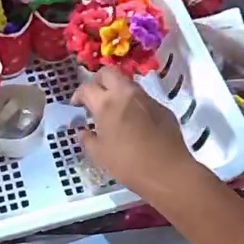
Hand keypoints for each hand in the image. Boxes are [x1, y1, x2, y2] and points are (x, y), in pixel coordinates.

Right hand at [70, 67, 202, 201]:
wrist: (166, 170)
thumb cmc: (127, 163)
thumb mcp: (100, 155)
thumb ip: (88, 139)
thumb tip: (83, 132)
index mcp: (106, 103)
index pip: (87, 88)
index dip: (78, 95)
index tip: (77, 106)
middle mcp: (126, 94)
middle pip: (108, 73)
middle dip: (98, 81)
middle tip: (95, 98)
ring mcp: (147, 99)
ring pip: (128, 84)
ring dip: (118, 91)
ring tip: (115, 111)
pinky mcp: (162, 107)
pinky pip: (144, 99)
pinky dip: (135, 105)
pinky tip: (135, 123)